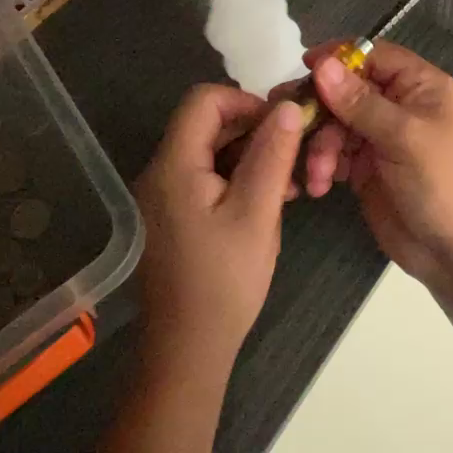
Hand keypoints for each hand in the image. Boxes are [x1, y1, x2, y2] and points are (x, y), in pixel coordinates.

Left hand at [134, 84, 304, 363]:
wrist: (187, 352)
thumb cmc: (223, 281)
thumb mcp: (257, 214)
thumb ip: (272, 155)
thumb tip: (287, 106)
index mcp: (173, 165)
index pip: (204, 100)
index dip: (245, 101)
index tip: (281, 125)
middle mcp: (160, 172)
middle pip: (206, 124)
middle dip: (253, 131)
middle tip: (292, 156)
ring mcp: (163, 196)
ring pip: (210, 152)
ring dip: (249, 157)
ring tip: (287, 185)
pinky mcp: (171, 216)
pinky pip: (205, 178)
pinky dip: (236, 179)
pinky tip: (266, 203)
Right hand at [299, 41, 452, 286]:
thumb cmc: (443, 184)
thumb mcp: (404, 138)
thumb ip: (360, 102)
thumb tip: (322, 64)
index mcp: (420, 86)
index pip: (373, 56)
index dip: (339, 58)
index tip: (305, 68)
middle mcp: (399, 106)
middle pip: (347, 90)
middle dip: (321, 108)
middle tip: (291, 121)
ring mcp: (381, 138)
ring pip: (336, 123)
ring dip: (321, 145)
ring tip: (318, 173)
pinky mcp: (366, 168)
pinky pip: (334, 153)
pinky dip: (323, 165)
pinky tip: (319, 185)